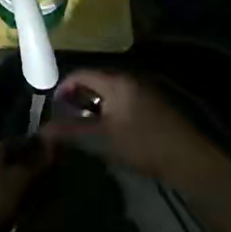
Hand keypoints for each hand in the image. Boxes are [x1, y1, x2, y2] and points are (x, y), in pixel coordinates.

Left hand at [0, 137, 56, 231]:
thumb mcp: (17, 181)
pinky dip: (5, 202)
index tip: (50, 156)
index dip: (33, 147)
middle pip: (7, 162)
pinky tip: (18, 213)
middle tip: (47, 178)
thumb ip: (34, 162)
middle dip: (25, 168)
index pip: (15, 142)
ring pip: (0, 180)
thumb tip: (51, 137)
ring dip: (15, 187)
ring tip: (36, 198)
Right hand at [43, 70, 223, 188]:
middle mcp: (131, 79)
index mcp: (117, 81)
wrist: (188, 158)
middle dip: (78, 96)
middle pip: (96, 80)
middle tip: (65, 118)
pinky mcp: (154, 103)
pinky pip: (124, 98)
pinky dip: (110, 108)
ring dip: (94, 104)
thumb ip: (71, 131)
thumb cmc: (142, 144)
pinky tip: (107, 129)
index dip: (63, 88)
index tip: (53, 108)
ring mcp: (145, 90)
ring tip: (83, 125)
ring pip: (110, 91)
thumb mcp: (102, 139)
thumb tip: (42, 130)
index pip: (81, 74)